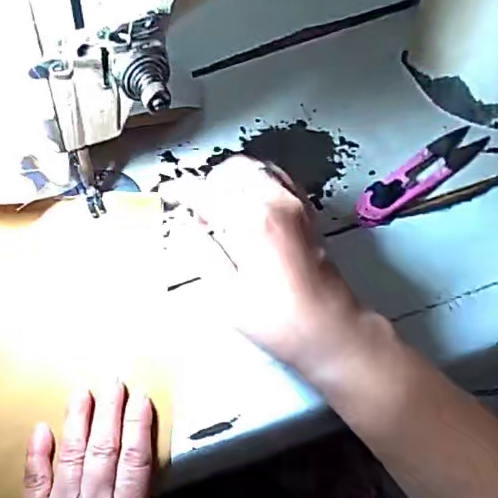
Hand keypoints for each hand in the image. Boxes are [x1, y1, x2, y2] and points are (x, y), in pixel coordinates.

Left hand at [0, 381, 155, 497]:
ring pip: (72, 455)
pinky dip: (38, 452)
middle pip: (104, 449)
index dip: (139, 429)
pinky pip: (35, 479)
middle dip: (110, 412)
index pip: (136, 464)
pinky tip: (42, 429)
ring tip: (83, 391)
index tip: (142, 401)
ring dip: (78, 420)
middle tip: (114, 381)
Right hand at [168, 156, 373, 380]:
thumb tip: (189, 229)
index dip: (180, 190)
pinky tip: (246, 209)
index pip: (206, 191)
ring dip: (231, 181)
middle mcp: (276, 202)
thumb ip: (204, 254)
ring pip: (256, 169)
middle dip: (207, 183)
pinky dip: (255, 184)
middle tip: (193, 210)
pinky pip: (277, 180)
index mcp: (252, 221)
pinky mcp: (308, 212)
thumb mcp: (227, 294)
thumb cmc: (278, 321)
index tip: (166, 194)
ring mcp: (297, 203)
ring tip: (218, 210)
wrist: (330, 329)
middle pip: (232, 170)